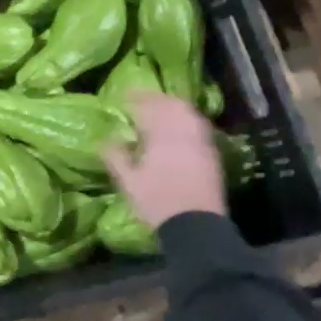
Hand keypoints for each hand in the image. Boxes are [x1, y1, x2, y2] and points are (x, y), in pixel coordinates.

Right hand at [104, 94, 225, 227]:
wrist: (196, 226)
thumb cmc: (157, 201)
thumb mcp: (127, 181)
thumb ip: (116, 155)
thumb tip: (108, 138)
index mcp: (162, 135)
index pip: (149, 107)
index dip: (136, 98)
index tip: (124, 95)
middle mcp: (185, 133)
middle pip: (173, 105)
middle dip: (157, 99)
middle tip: (143, 99)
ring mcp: (202, 143)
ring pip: (189, 114)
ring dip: (174, 107)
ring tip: (160, 110)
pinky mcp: (212, 155)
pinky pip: (198, 127)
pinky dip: (186, 121)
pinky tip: (178, 129)